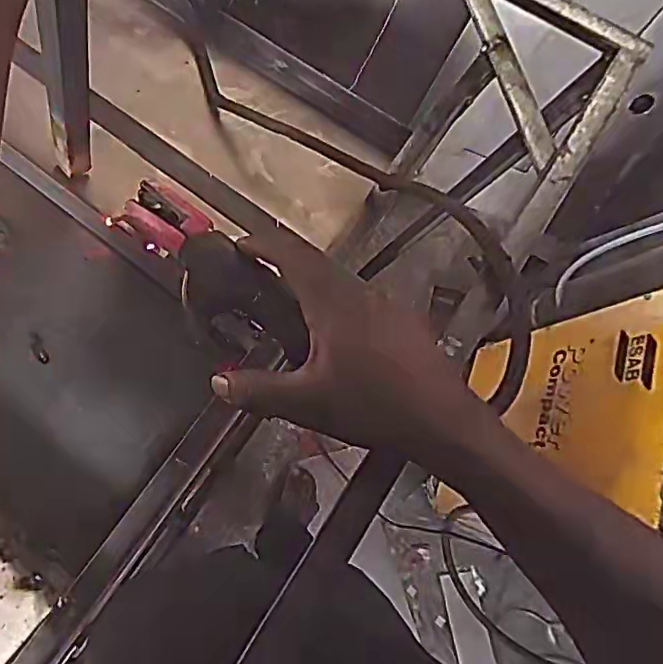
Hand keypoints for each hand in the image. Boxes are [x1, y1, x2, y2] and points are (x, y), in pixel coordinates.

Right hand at [211, 228, 494, 464]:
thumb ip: (260, 391)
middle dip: (284, 258)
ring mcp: (386, 304)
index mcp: (333, 302)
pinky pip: (359, 297)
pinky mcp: (402, 321)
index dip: (264, 244)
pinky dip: (334, 299)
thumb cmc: (374, 406)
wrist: (443, 420)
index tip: (243, 243)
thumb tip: (219, 382)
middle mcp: (360, 293)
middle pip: (316, 261)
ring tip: (289, 298)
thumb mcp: (308, 403)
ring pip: (339, 279)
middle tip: (258, 267)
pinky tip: (333, 330)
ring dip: (310, 279)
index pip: (293, 256)